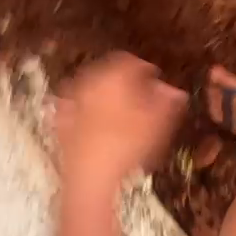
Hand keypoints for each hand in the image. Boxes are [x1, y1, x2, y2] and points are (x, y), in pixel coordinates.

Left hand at [53, 53, 187, 190]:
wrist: (90, 175)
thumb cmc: (128, 144)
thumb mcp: (158, 122)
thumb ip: (168, 101)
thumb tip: (175, 91)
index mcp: (113, 74)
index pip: (131, 61)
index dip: (146, 70)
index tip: (156, 81)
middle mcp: (89, 80)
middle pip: (109, 72)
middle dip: (125, 82)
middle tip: (140, 97)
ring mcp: (71, 98)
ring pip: (92, 89)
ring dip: (106, 95)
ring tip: (120, 112)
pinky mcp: (60, 119)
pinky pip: (77, 107)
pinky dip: (88, 111)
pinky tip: (98, 125)